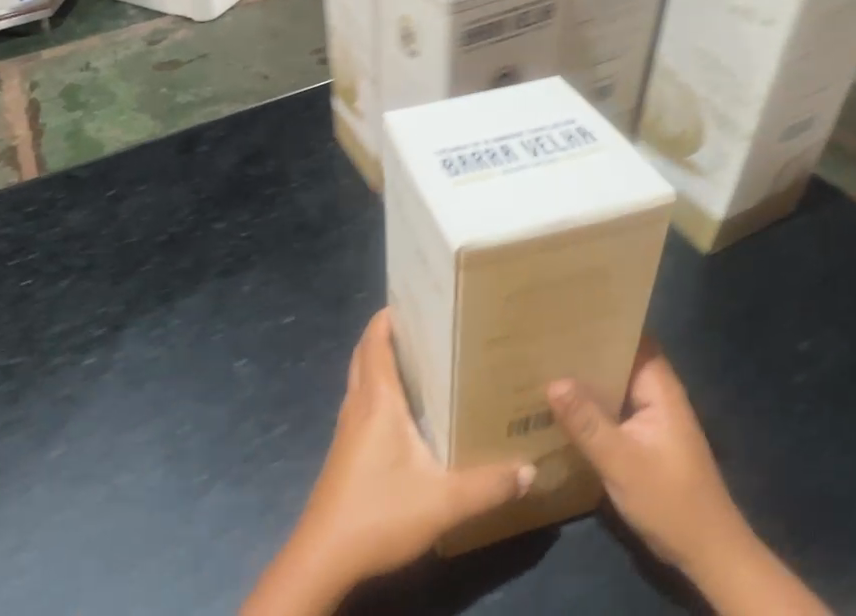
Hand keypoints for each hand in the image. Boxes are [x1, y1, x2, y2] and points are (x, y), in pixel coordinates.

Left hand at [242, 309, 533, 615]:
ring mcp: (346, 429)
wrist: (325, 555)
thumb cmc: (380, 513)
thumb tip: (530, 469)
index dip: (388, 317)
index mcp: (377, 401)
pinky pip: (361, 404)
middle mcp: (357, 405)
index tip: (415, 300)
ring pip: (360, 380)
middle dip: (387, 335)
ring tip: (421, 363)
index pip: (375, 341)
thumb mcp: (444, 501)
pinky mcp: (344, 451)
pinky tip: (406, 415)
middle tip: (426, 328)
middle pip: (365, 355)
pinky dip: (379, 393)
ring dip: (381, 363)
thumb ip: (489, 485)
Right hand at [548, 343, 829, 615]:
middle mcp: (655, 396)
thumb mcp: (622, 462)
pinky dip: (585, 404)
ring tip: (536, 360)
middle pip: (616, 358)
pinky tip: (552, 404)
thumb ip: (587, 422)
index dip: (603, 320)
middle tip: (537, 333)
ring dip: (581, 377)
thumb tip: (552, 380)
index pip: (632, 337)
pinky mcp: (639, 439)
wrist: (707, 554)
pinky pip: (608, 410)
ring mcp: (648, 418)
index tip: (564, 309)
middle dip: (582, 347)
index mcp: (659, 390)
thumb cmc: (671, 502)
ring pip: (610, 385)